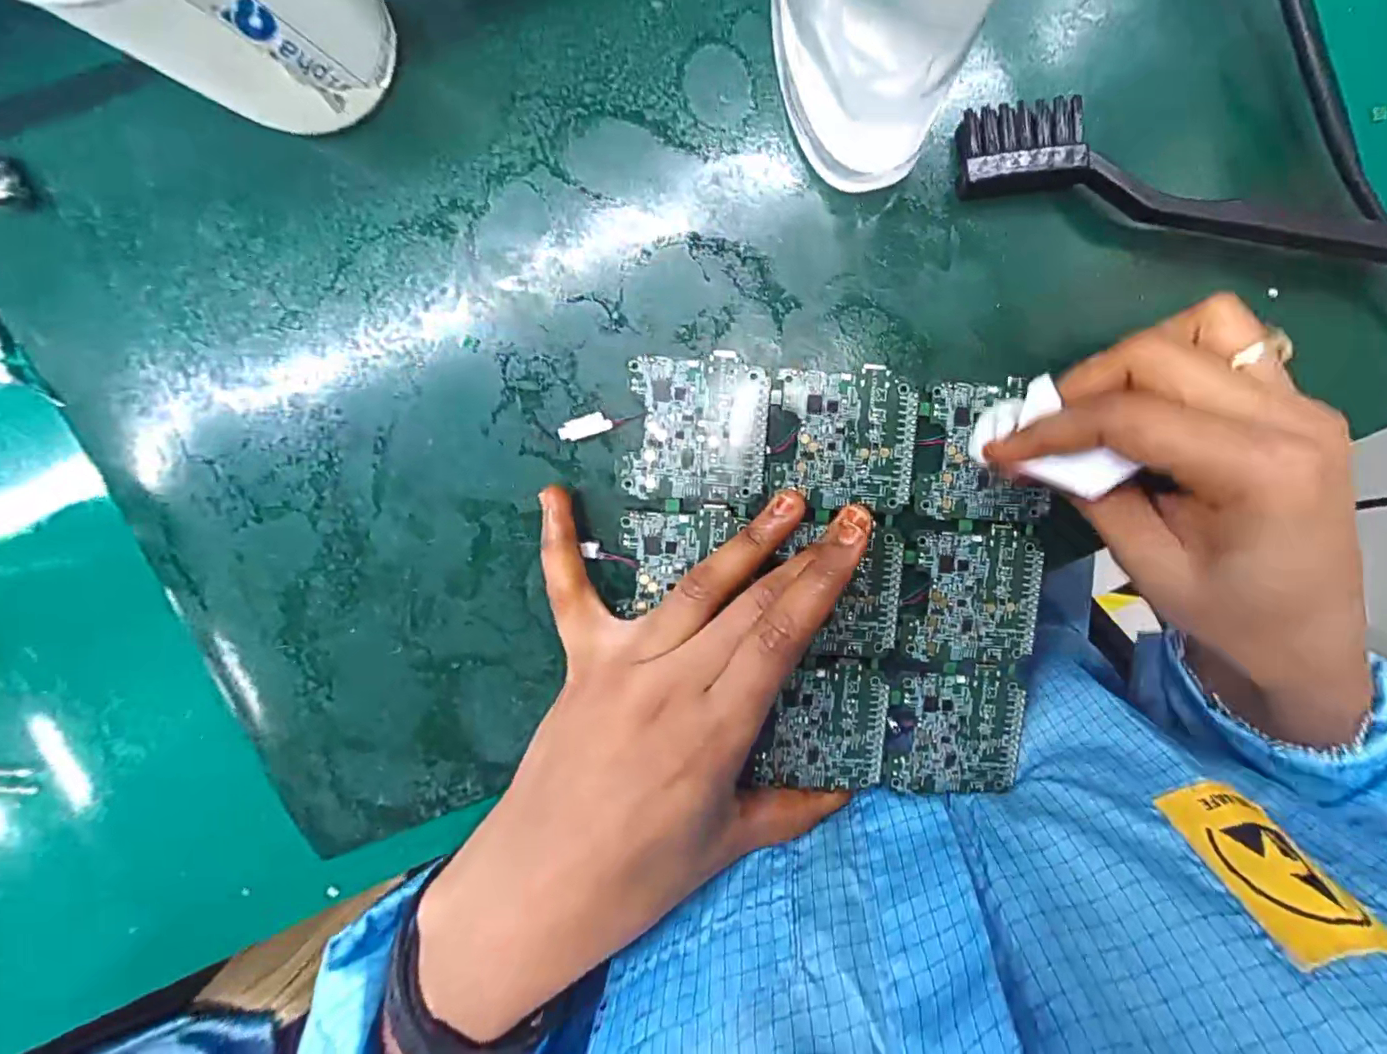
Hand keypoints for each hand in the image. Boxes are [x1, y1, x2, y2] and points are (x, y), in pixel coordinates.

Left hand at [413, 487, 868, 1040]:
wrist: (532, 891)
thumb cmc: (637, 878)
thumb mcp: (726, 845)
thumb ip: (791, 810)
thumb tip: (848, 790)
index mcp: (716, 729)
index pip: (781, 636)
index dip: (823, 582)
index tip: (854, 540)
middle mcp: (672, 683)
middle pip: (749, 605)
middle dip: (803, 556)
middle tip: (842, 516)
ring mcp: (621, 665)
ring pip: (693, 590)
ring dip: (742, 542)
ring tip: (784, 502)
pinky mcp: (581, 663)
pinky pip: (569, 596)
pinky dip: (561, 546)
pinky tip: (552, 495)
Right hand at [985, 293, 1371, 747]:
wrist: (1309, 641)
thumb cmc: (1232, 619)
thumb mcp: (1149, 564)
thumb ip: (1093, 495)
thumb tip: (1031, 453)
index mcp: (1259, 470)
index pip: (1132, 417)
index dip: (1055, 428)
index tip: (1005, 447)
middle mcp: (1290, 418)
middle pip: (1159, 355)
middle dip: (1083, 386)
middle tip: (1043, 428)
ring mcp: (1299, 401)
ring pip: (1201, 326)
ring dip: (1132, 360)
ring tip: (1098, 408)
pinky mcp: (1293, 401)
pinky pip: (1229, 343)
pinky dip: (1173, 356)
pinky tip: (1148, 399)